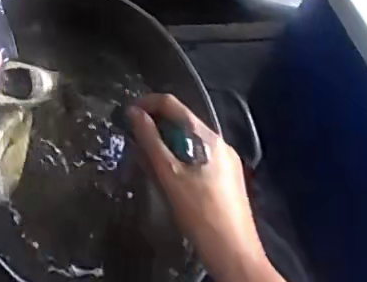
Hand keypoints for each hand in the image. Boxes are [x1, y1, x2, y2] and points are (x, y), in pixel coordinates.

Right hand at [127, 94, 283, 281]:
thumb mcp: (169, 176)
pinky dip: (181, 158)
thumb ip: (150, 141)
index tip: (128, 115)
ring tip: (149, 161)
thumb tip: (133, 112)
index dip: (147, 104)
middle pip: (181, 121)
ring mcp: (227, 162)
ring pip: (190, 140)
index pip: (172, 104)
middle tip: (136, 142)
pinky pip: (199, 156)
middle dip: (156, 127)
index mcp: (208, 137)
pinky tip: (171, 177)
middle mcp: (220, 143)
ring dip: (167, 144)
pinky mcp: (229, 180)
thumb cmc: (201, 216)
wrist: (238, 261)